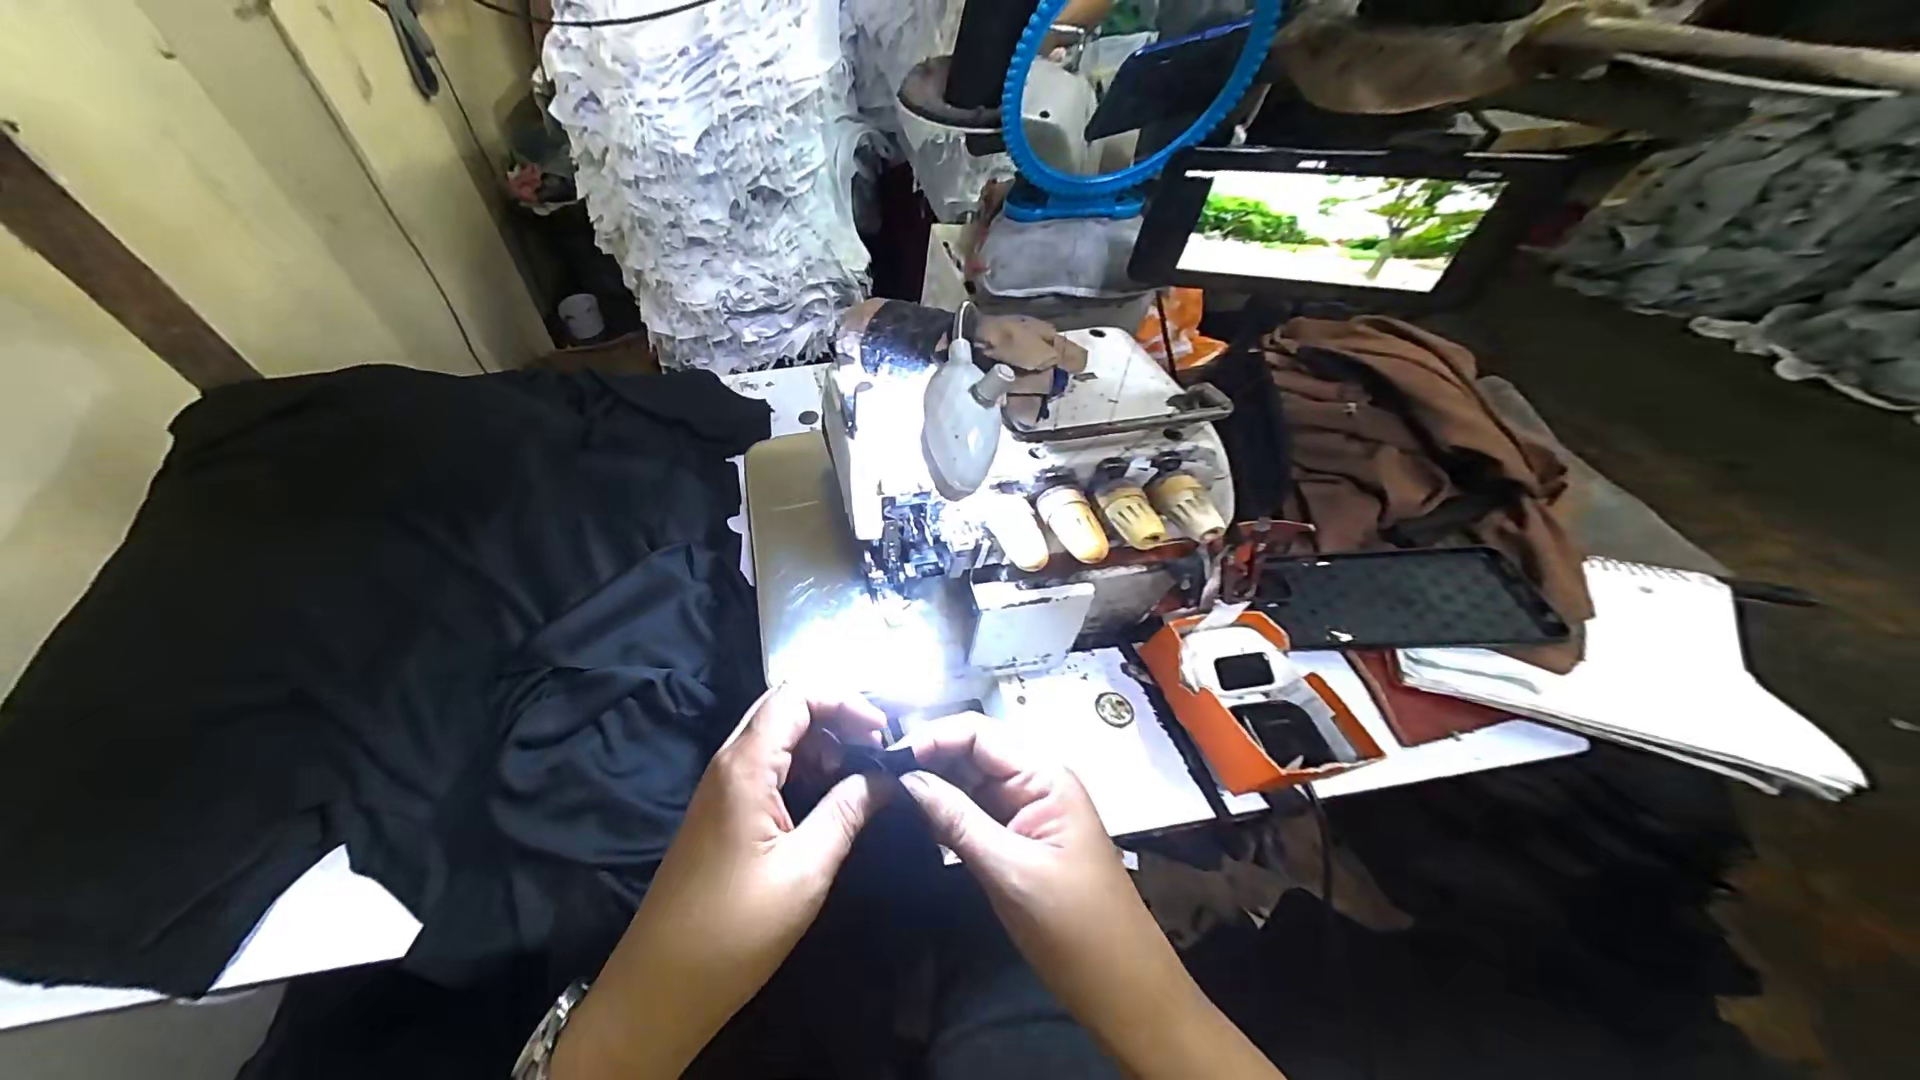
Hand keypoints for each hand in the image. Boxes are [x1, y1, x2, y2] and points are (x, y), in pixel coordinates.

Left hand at [553, 686, 889, 1079]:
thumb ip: (849, 810)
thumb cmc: (735, 930)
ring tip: (858, 775)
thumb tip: (886, 778)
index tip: (882, 731)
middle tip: (875, 748)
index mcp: (746, 765)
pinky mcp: (725, 810)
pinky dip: (805, 767)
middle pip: (787, 707)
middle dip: (837, 716)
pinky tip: (828, 795)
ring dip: (823, 743)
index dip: (845, 700)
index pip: (796, 695)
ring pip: (779, 735)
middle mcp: (730, 763)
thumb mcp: (806, 869)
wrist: (659, 990)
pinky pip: (770, 766)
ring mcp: (724, 786)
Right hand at [897, 713, 1281, 1079]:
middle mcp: (1034, 780)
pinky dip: (946, 812)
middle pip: (973, 752)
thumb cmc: (1073, 926)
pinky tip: (915, 817)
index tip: (888, 757)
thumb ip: (957, 819)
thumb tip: (906, 777)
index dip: (933, 736)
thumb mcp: (1009, 870)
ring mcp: (1026, 808)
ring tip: (887, 793)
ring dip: (934, 784)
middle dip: (929, 758)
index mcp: (1044, 774)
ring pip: (970, 781)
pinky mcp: (1017, 836)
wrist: (1123, 987)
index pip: (980, 733)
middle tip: (879, 777)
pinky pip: (976, 810)